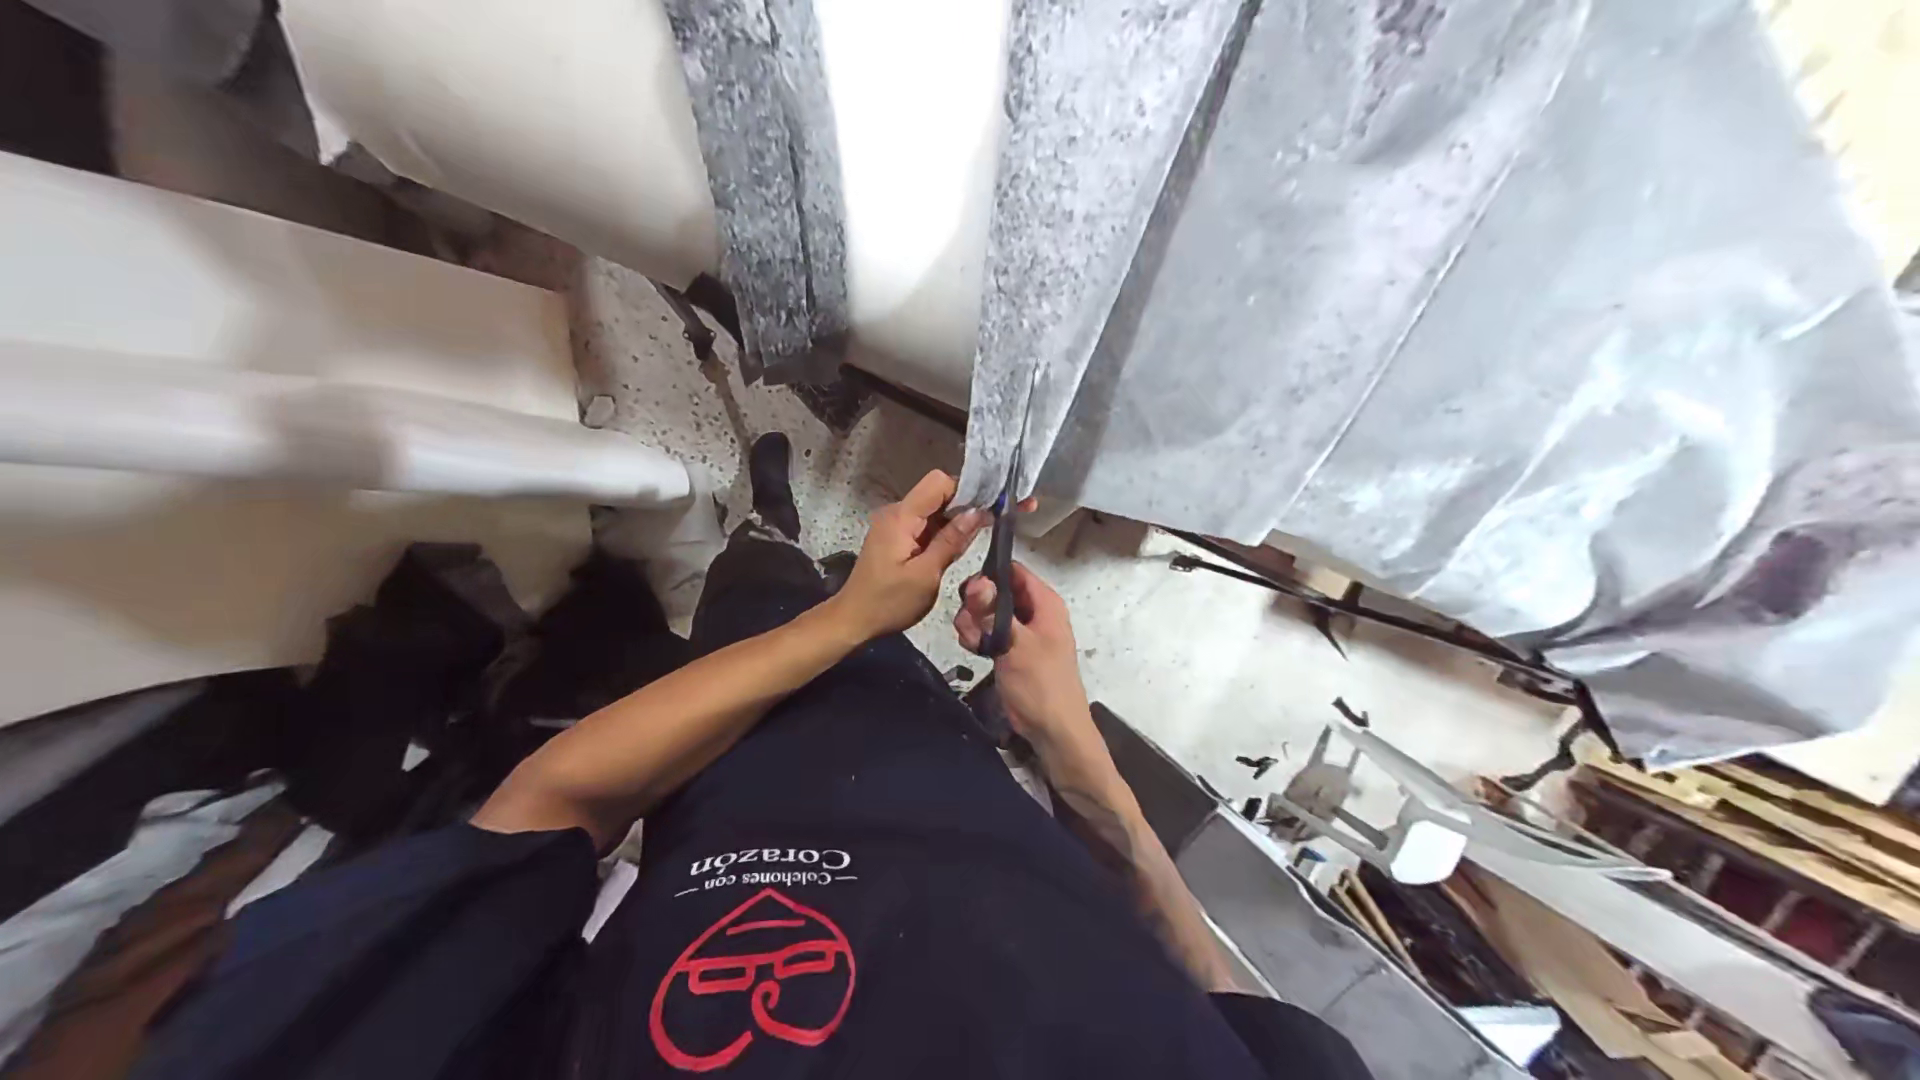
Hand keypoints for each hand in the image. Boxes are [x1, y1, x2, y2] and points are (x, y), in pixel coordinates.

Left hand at [826, 470, 986, 641]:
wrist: (854, 620)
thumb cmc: (889, 602)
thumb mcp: (926, 574)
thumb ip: (951, 541)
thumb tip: (978, 512)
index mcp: (901, 516)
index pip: (938, 482)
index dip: (965, 490)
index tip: (988, 508)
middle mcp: (896, 512)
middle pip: (937, 494)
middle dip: (964, 506)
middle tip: (991, 525)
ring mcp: (895, 524)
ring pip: (933, 510)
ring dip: (955, 521)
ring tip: (977, 538)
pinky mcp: (896, 537)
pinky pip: (925, 525)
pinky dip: (942, 533)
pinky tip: (955, 548)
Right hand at [954, 561, 1105, 773]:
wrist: (1052, 730)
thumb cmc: (1040, 684)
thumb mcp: (1015, 644)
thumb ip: (993, 611)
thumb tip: (977, 580)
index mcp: (1045, 603)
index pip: (1014, 571)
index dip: (990, 574)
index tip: (969, 591)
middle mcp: (1034, 612)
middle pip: (996, 590)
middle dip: (976, 604)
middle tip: (968, 623)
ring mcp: (1021, 631)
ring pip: (987, 612)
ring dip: (973, 623)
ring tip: (972, 642)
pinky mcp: (1010, 650)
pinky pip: (988, 632)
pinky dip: (977, 638)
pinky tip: (973, 650)